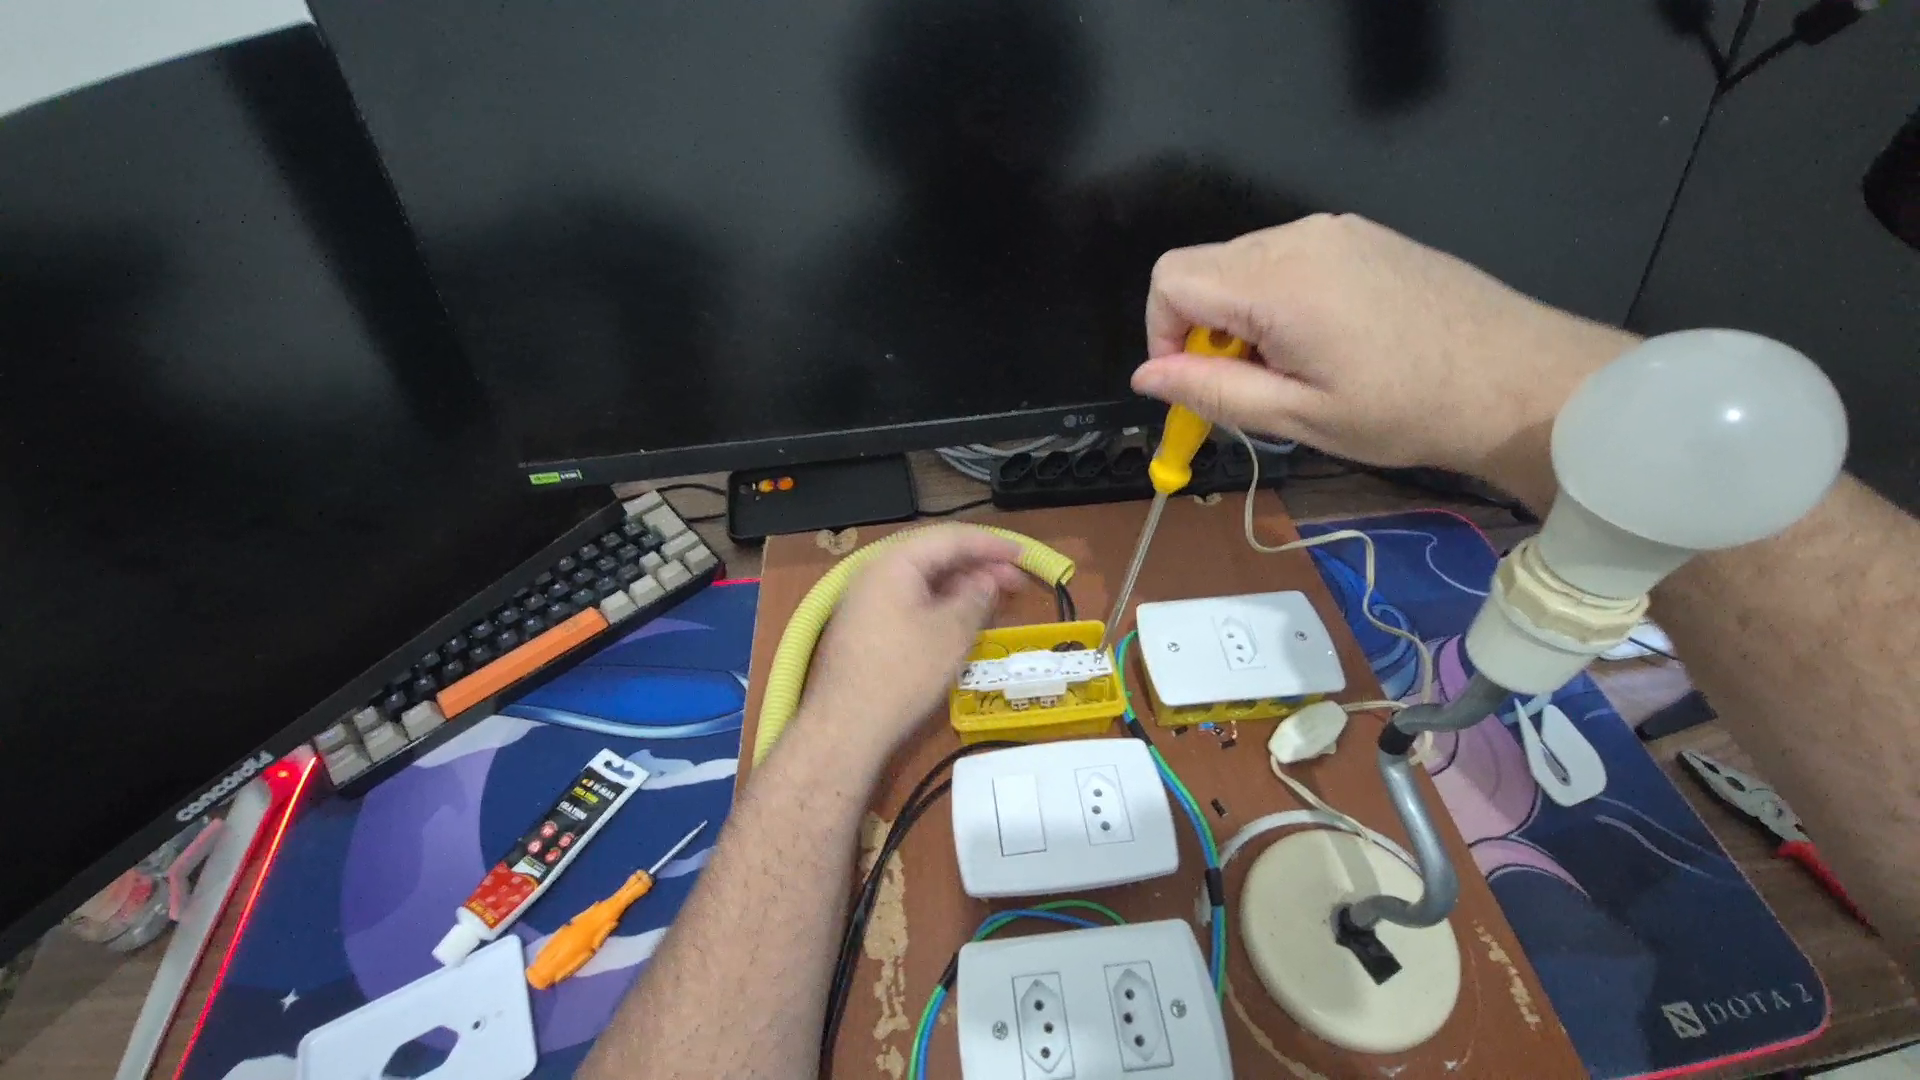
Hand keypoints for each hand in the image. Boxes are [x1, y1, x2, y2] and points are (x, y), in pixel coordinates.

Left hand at [797, 526, 1025, 761]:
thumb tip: (986, 581)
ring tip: (994, 600)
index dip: (990, 544)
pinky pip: (911, 600)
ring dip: (961, 586)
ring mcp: (868, 600)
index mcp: (895, 562)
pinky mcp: (867, 625)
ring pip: (924, 580)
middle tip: (1015, 582)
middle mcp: (876, 572)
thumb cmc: (903, 673)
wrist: (846, 725)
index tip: (1022, 556)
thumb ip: (975, 598)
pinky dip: (941, 604)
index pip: (950, 538)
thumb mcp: (951, 633)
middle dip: (978, 566)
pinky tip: (962, 620)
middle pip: (935, 556)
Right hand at [1130, 214, 1637, 508]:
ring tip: (1286, 367)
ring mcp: (1333, 230)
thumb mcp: (1295, 416)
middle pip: (1200, 269)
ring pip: (1238, 264)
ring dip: (1236, 318)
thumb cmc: (1404, 410)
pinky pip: (1282, 259)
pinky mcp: (1358, 236)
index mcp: (1278, 281)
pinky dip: (1271, 301)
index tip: (1194, 383)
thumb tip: (1143, 376)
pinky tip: (1317, 341)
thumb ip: (1209, 390)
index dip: (1162, 335)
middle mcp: (1299, 237)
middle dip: (1198, 330)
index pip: (1170, 280)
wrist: (1518, 379)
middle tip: (1244, 385)